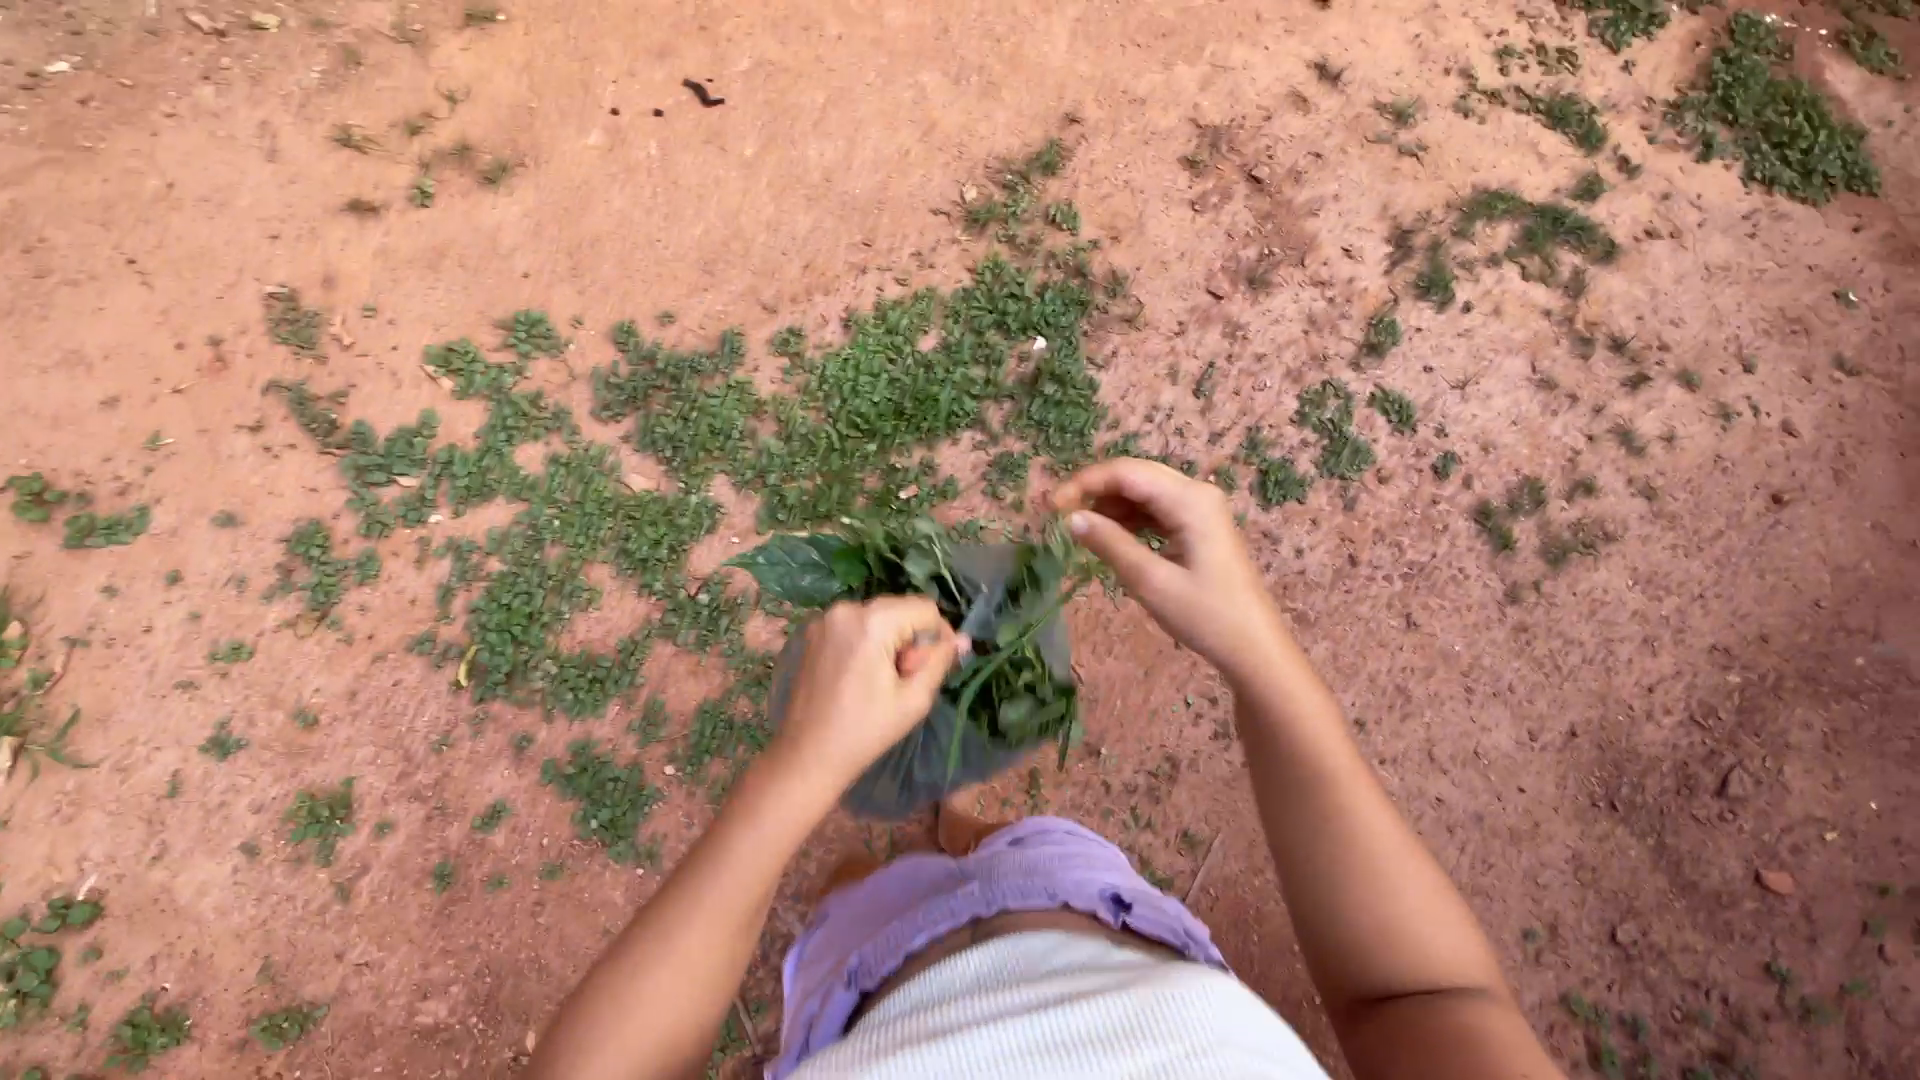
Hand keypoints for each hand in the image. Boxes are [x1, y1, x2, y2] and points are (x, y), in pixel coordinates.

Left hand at [770, 596, 962, 793]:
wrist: (807, 755)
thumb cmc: (865, 731)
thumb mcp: (914, 699)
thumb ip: (939, 661)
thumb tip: (962, 639)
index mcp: (871, 622)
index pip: (925, 608)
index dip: (939, 635)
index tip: (933, 667)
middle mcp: (845, 609)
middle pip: (899, 609)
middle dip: (911, 639)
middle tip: (904, 678)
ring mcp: (824, 619)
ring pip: (877, 617)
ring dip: (889, 641)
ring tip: (881, 680)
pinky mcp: (812, 633)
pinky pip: (854, 626)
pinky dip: (866, 642)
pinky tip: (860, 676)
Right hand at [1053, 457, 1287, 679]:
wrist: (1253, 646)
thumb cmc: (1205, 616)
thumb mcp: (1150, 581)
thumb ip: (1110, 544)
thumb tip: (1072, 518)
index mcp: (1190, 500)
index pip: (1126, 472)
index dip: (1085, 483)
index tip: (1052, 507)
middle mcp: (1197, 493)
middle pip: (1135, 475)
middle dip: (1095, 490)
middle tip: (1060, 515)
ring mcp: (1201, 508)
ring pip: (1144, 491)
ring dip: (1111, 505)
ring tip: (1082, 530)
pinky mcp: (1199, 526)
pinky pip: (1156, 509)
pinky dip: (1130, 519)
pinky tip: (1111, 537)